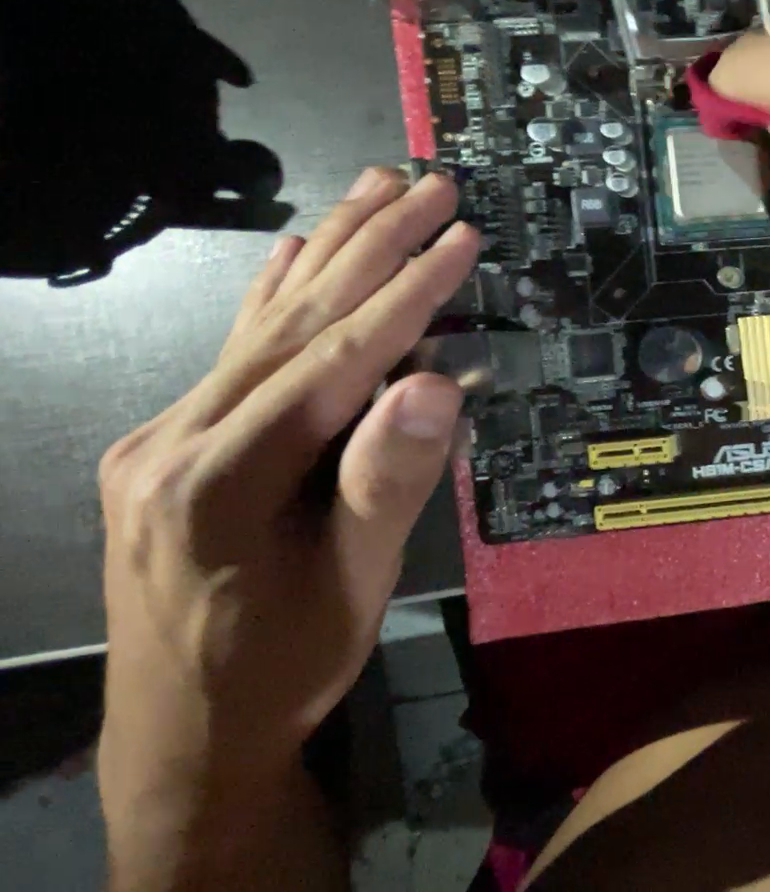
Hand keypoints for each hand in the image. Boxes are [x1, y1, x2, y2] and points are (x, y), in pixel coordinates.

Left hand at [97, 168, 477, 782]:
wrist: (187, 731)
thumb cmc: (286, 660)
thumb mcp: (353, 584)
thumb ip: (387, 481)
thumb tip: (434, 382)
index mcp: (223, 476)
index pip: (336, 359)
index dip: (407, 293)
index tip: (460, 236)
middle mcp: (178, 438)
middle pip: (293, 320)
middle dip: (370, 244)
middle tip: (426, 182)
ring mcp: (164, 437)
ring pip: (260, 325)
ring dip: (326, 251)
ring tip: (372, 188)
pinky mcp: (170, 448)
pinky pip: (234, 354)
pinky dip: (274, 297)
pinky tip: (294, 255)